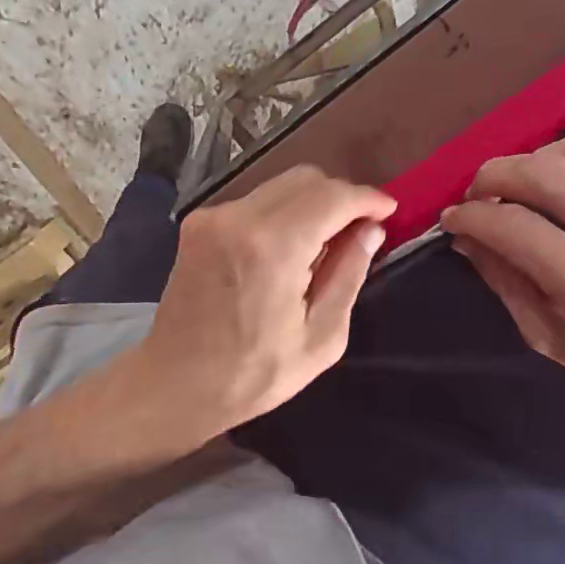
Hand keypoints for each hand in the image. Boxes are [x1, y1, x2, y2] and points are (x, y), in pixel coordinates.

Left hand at [131, 165, 394, 438]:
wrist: (176, 384)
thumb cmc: (254, 374)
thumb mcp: (320, 337)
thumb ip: (348, 274)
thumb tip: (370, 231)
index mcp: (272, 246)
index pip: (332, 196)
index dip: (367, 199)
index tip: (388, 211)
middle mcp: (237, 218)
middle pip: (304, 179)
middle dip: (339, 197)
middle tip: (359, 230)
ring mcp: (211, 218)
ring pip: (277, 187)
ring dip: (309, 204)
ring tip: (324, 244)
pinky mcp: (196, 225)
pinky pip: (252, 203)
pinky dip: (280, 214)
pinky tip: (287, 250)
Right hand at [441, 132, 564, 437]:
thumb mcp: (548, 337)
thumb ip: (504, 279)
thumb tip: (466, 234)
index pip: (513, 224)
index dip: (471, 215)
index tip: (453, 217)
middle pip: (545, 173)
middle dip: (495, 174)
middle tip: (480, 190)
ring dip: (541, 160)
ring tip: (529, 183)